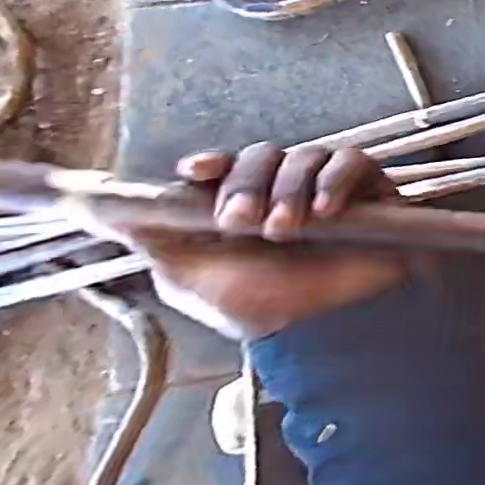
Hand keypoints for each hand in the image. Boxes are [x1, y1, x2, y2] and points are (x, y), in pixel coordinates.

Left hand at [94, 143, 406, 339]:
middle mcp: (286, 190)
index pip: (231, 166)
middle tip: (241, 220)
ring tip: (286, 228)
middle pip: (265, 155)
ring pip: (306, 156)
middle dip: (248, 183)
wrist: (326, 329)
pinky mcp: (367, 188)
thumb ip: (158, 241)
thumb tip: (116, 213)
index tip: (197, 172)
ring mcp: (328, 187)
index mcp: (248, 205)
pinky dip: (336, 179)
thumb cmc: (264, 309)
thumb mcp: (191, 280)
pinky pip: (352, 162)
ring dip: (290, 189)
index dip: (216, 163)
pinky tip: (326, 209)